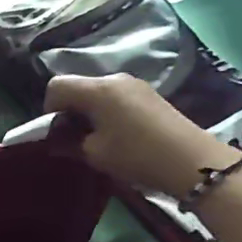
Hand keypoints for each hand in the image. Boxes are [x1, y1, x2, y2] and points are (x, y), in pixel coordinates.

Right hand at [44, 74, 241, 197]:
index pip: (57, 86)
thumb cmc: (136, 155)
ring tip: (97, 138)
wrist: (192, 162)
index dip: (49, 109)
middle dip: (69, 110)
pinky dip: (106, 111)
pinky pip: (115, 96)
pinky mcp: (149, 94)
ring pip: (96, 92)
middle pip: (77, 86)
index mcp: (97, 90)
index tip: (57, 133)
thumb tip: (53, 141)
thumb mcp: (95, 154)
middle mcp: (114, 79)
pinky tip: (118, 135)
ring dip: (88, 111)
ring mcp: (134, 85)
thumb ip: (68, 143)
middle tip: (75, 138)